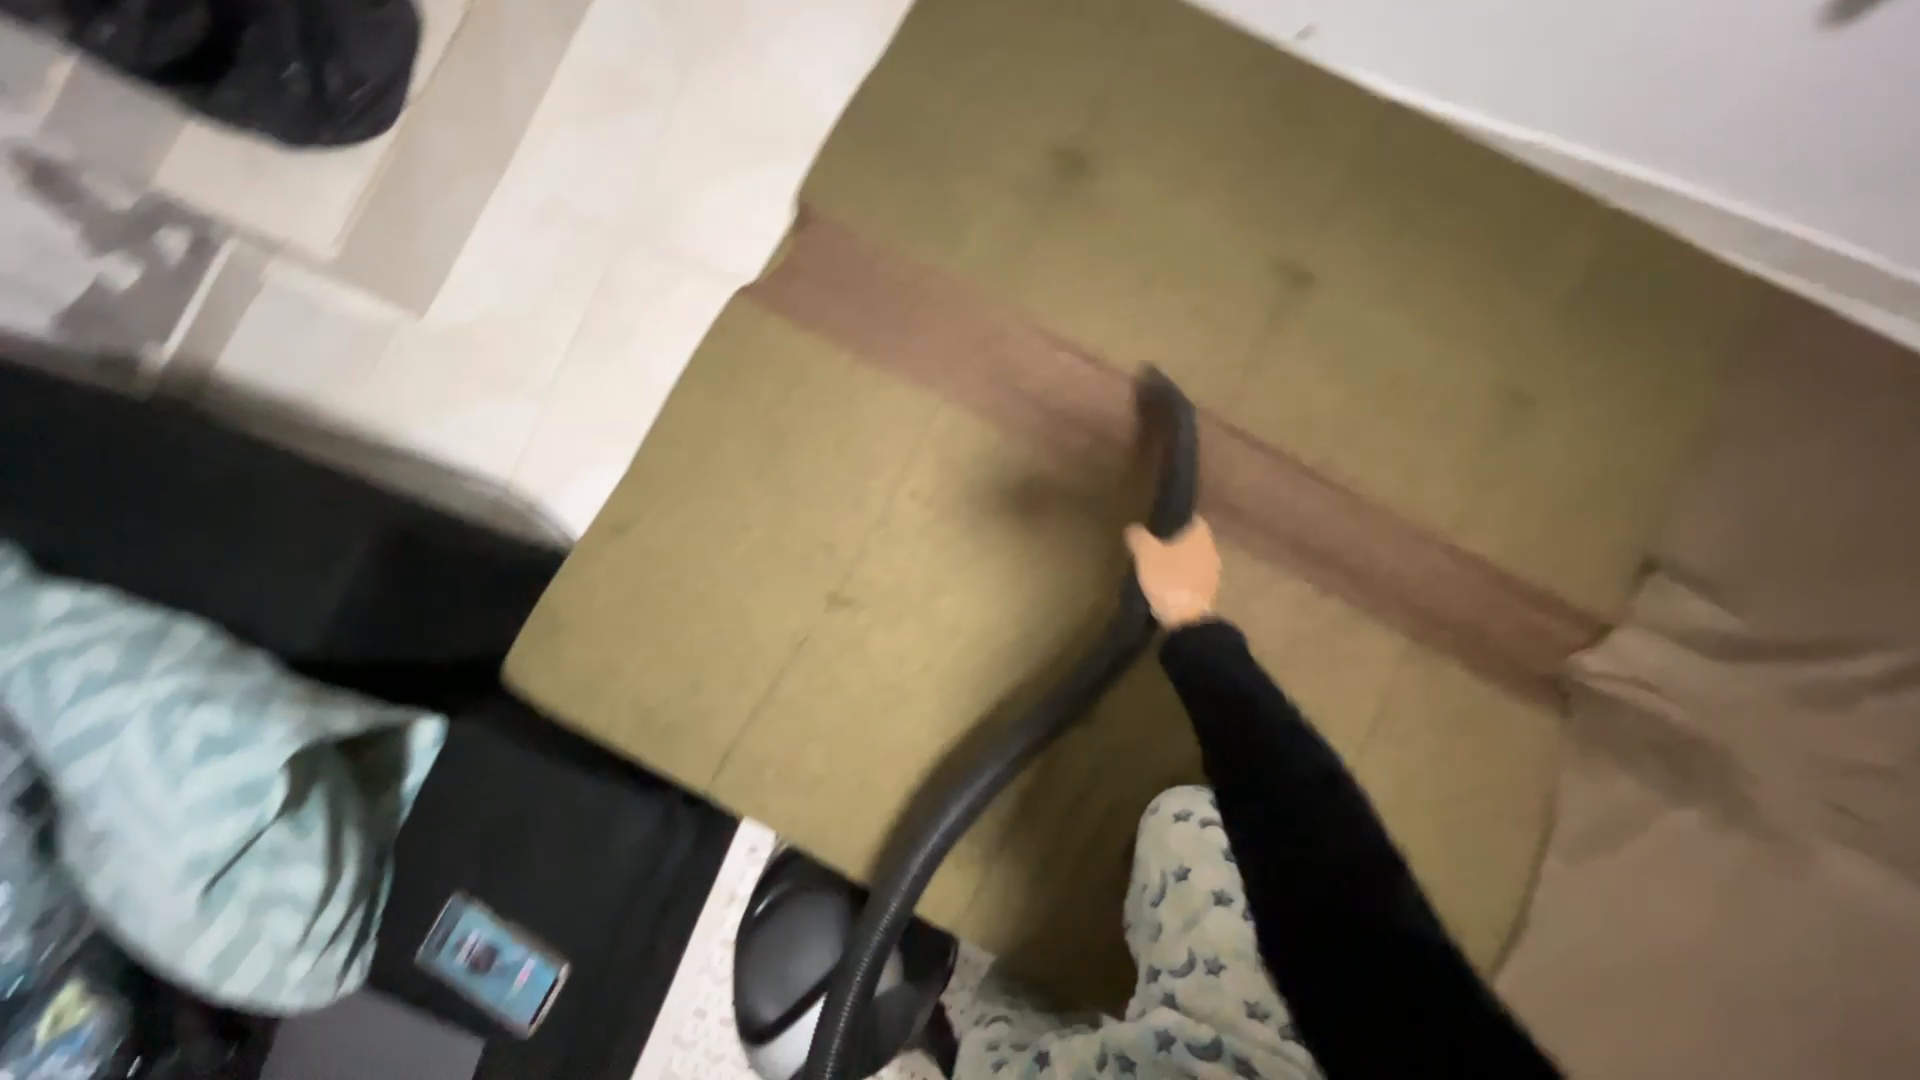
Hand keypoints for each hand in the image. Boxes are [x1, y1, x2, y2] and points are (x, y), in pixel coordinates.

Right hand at [1124, 517, 1219, 629]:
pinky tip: (1166, 582)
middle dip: (1175, 540)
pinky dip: (1181, 576)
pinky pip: (1193, 576)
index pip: (1191, 518)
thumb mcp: (1146, 555)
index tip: (1158, 523)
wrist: (1187, 620)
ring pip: (1193, 558)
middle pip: (1192, 539)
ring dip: (1179, 560)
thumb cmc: (1169, 580)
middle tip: (1153, 543)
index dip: (1174, 518)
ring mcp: (1212, 572)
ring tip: (1157, 564)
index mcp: (1200, 536)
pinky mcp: (1208, 591)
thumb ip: (1139, 538)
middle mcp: (1211, 550)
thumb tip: (1133, 528)